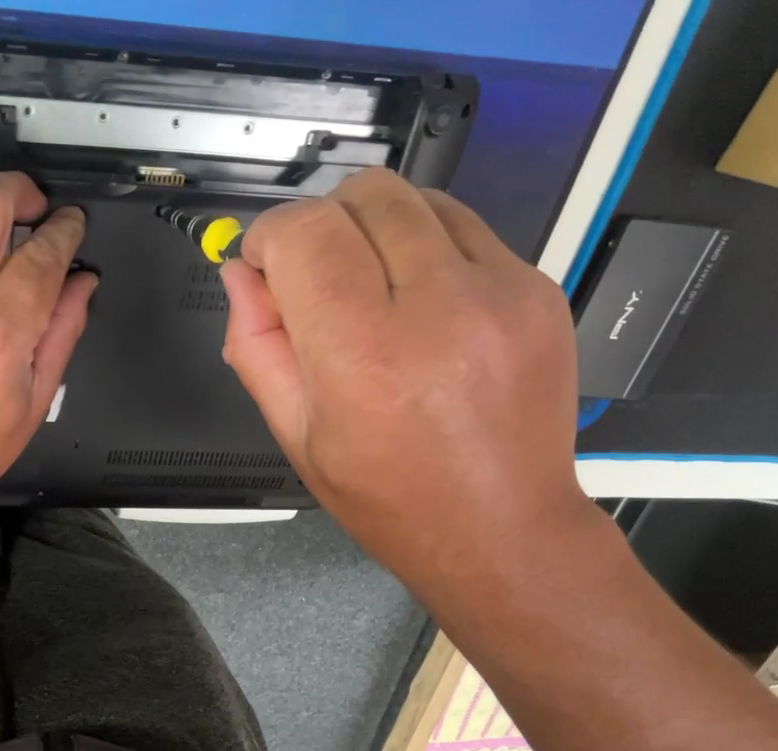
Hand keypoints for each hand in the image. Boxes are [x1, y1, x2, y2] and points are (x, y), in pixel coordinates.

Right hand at [220, 168, 593, 590]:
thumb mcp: (296, 434)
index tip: (266, 268)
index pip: (303, 234)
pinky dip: (425, 246)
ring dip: (374, 227)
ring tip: (370, 287)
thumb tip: (241, 275)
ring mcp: (500, 291)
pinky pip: (464, 226)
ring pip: (416, 198)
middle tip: (315, 277)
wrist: (501, 527)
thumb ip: (257, 346)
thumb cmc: (389, 496)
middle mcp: (439, 309)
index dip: (269, 238)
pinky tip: (419, 301)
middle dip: (320, 223)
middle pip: (362, 196)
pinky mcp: (537, 287)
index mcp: (365, 357)